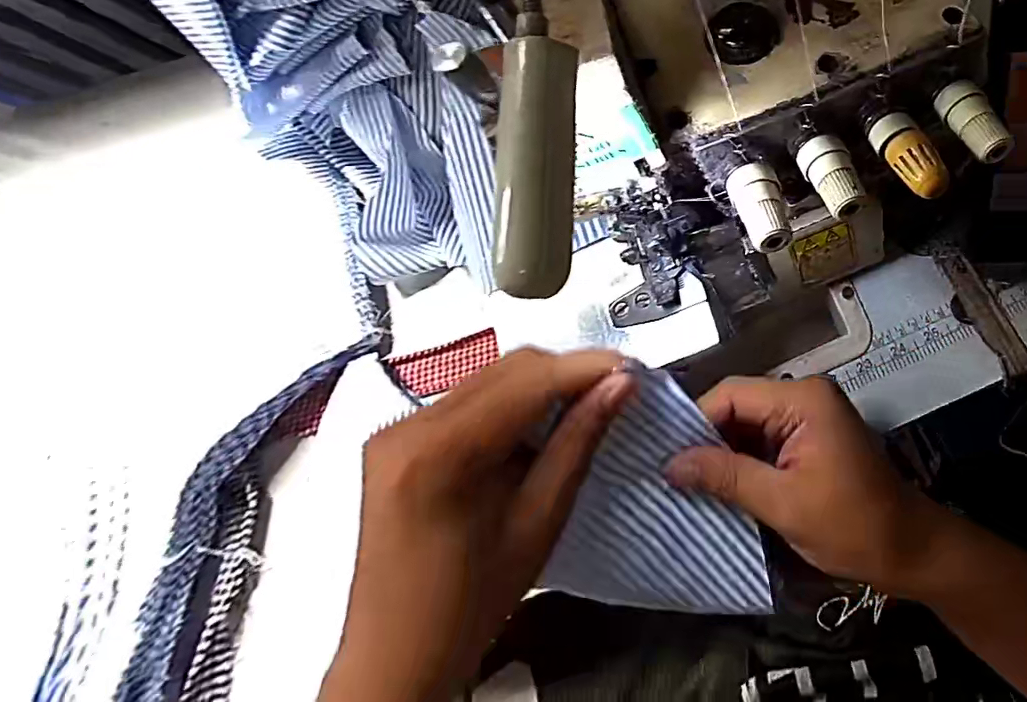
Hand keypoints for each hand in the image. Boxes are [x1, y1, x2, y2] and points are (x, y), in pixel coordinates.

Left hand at [319, 349, 635, 701]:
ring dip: (544, 383)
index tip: (631, 371)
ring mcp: (398, 430)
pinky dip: (516, 400)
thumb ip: (579, 441)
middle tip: (616, 388)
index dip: (588, 368)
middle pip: (510, 369)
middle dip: (569, 372)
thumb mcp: (539, 520)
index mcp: (438, 453)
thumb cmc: (468, 604)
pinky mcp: (400, 438)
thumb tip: (620, 386)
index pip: (529, 381)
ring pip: (494, 375)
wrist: (394, 657)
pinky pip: (473, 396)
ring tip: (586, 405)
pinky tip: (540, 424)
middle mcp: (408, 429)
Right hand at [665, 376, 945, 593]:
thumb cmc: (850, 524)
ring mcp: (808, 414)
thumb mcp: (782, 503)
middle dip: (707, 438)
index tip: (666, 456)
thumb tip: (671, 463)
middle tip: (668, 471)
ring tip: (684, 480)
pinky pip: (765, 439)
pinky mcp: (809, 436)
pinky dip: (743, 460)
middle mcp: (804, 395)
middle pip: (739, 405)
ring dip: (722, 452)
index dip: (697, 421)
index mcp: (803, 398)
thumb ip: (727, 476)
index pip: (733, 394)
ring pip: (749, 424)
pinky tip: (718, 483)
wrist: (907, 548)